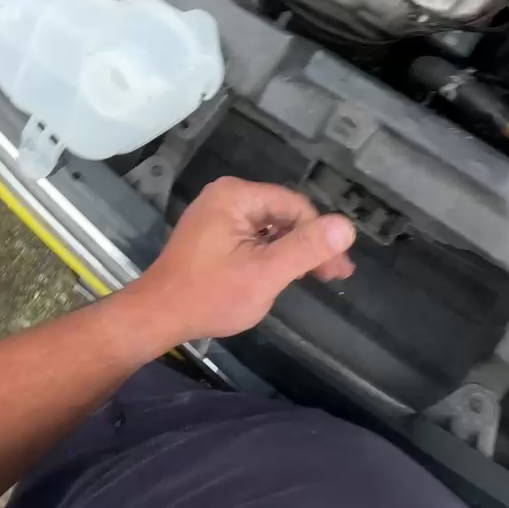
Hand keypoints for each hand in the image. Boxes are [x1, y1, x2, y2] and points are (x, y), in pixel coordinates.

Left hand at [119, 177, 355, 346]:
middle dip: (309, 243)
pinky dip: (271, 252)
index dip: (321, 236)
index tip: (339, 270)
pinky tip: (285, 272)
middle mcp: (226, 194)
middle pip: (282, 213)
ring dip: (292, 249)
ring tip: (316, 278)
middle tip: (334, 277)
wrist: (161, 313)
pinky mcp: (214, 230)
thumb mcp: (265, 273)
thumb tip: (347, 225)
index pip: (295, 206)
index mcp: (236, 195)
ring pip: (270, 225)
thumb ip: (305, 248)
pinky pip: (253, 233)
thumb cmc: (211, 294)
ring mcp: (218, 211)